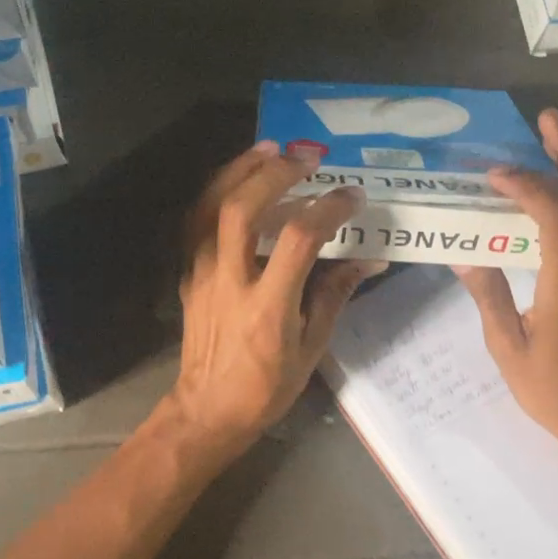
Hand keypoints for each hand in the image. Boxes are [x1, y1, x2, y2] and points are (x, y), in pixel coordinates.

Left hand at [164, 141, 386, 461]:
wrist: (208, 410)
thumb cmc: (267, 387)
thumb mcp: (312, 349)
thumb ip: (335, 295)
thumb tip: (369, 258)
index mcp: (267, 307)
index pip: (297, 241)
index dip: (327, 210)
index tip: (351, 196)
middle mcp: (229, 283)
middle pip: (242, 211)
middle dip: (275, 175)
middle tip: (306, 157)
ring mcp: (202, 275)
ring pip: (210, 208)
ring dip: (239, 171)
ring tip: (269, 148)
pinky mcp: (188, 274)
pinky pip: (197, 222)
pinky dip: (216, 192)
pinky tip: (238, 178)